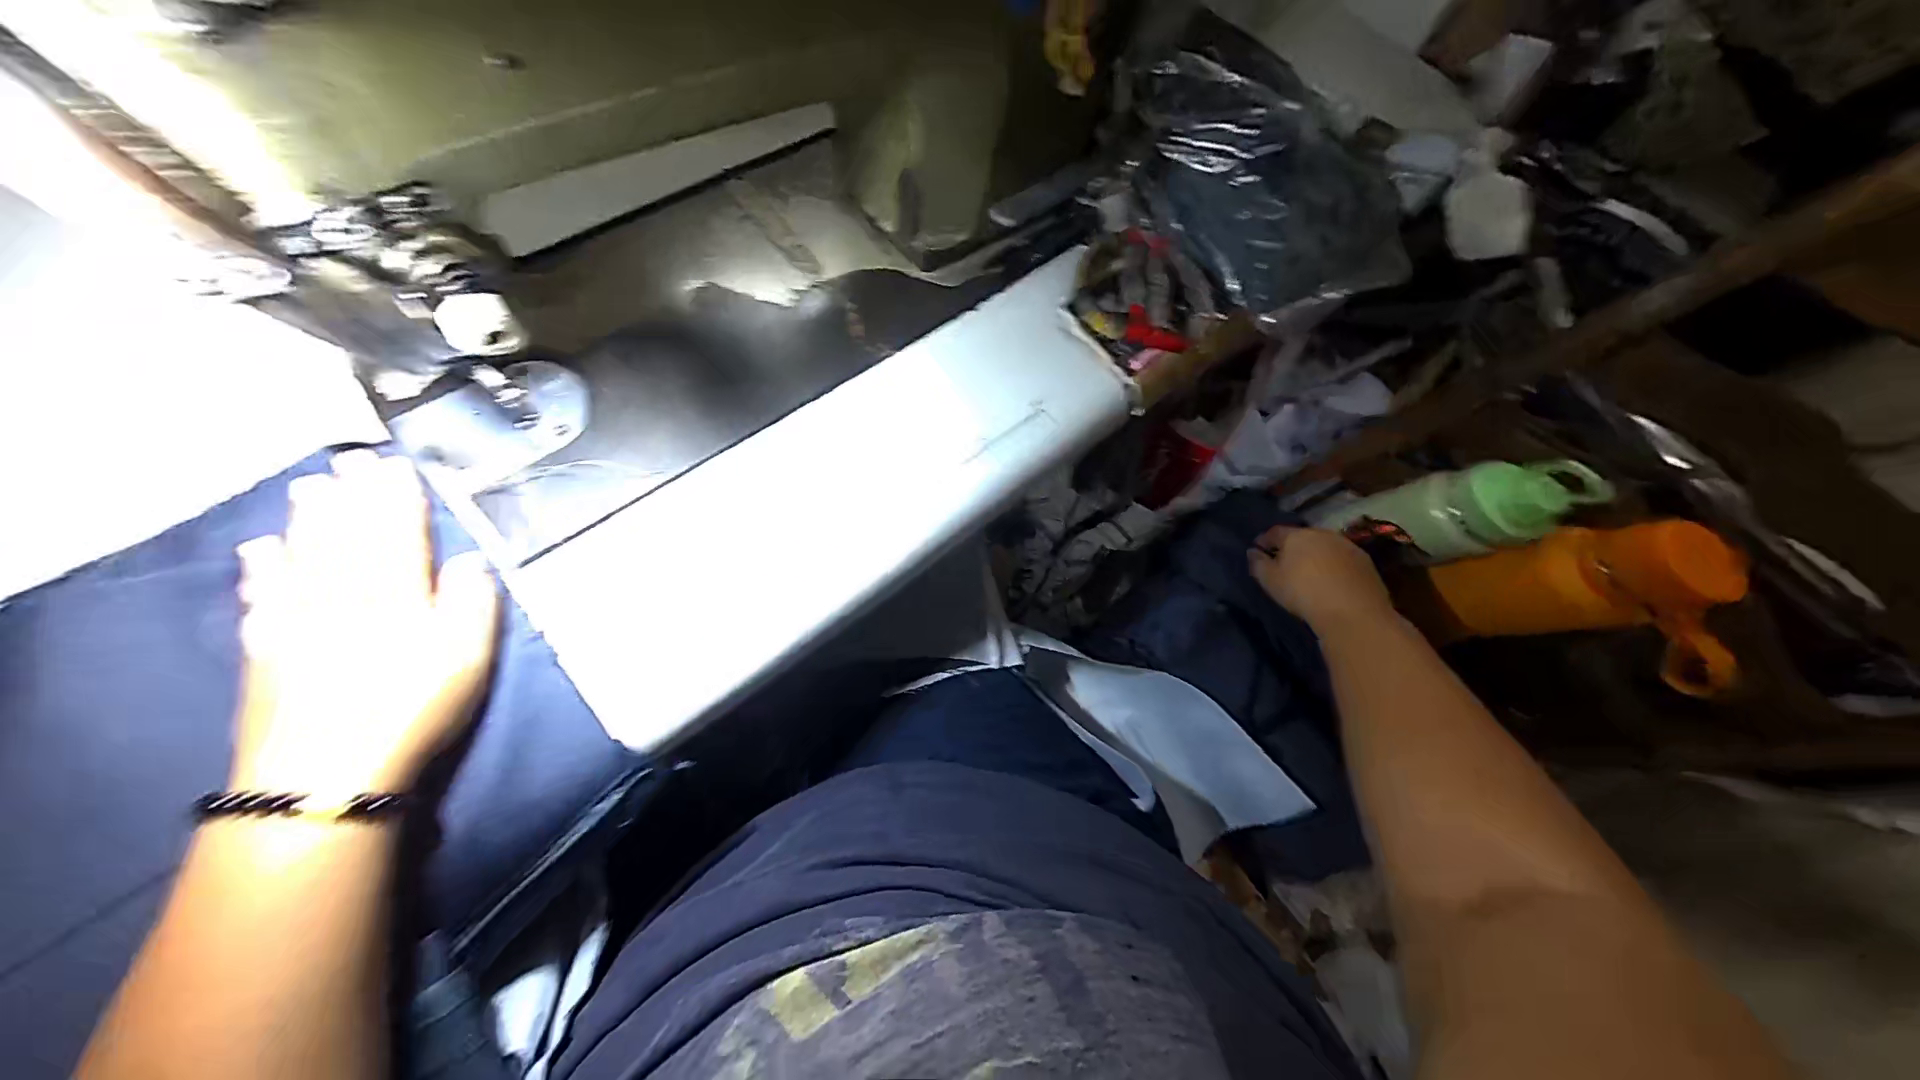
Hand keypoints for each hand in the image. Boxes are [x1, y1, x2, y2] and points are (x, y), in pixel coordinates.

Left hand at [228, 450, 499, 800]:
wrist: (321, 776)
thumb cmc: (410, 711)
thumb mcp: (466, 660)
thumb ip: (470, 604)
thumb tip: (470, 560)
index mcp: (397, 596)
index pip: (399, 536)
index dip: (398, 501)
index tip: (396, 467)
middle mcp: (343, 596)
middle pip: (347, 537)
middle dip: (351, 497)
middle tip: (346, 460)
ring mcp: (297, 620)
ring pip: (304, 556)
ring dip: (307, 518)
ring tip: (309, 486)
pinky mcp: (265, 648)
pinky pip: (262, 595)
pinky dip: (262, 567)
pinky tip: (261, 546)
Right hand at [1247, 524, 1397, 631]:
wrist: (1353, 612)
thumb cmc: (1303, 593)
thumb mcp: (1270, 581)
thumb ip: (1258, 564)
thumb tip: (1253, 552)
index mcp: (1296, 535)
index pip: (1274, 532)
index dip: (1264, 541)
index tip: (1258, 550)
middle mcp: (1322, 533)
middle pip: (1302, 537)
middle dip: (1292, 547)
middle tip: (1285, 563)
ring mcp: (1347, 546)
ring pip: (1324, 546)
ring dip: (1315, 555)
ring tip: (1310, 573)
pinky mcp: (1365, 561)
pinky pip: (1342, 558)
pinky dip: (1334, 565)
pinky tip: (1332, 581)